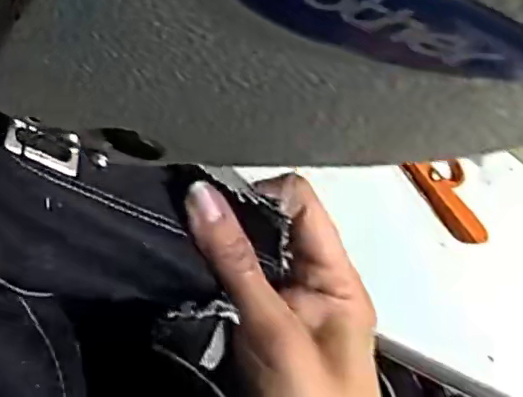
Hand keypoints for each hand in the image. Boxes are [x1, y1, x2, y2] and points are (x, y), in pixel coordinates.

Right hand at [186, 175, 376, 396]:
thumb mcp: (273, 331)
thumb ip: (235, 259)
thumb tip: (199, 191)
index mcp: (336, 277)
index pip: (299, 199)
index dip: (259, 192)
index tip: (218, 206)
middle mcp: (312, 280)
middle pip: (270, 218)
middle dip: (231, 214)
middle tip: (194, 221)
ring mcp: (286, 301)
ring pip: (247, 244)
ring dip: (219, 240)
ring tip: (187, 240)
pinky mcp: (259, 319)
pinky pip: (234, 273)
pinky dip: (212, 265)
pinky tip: (192, 266)